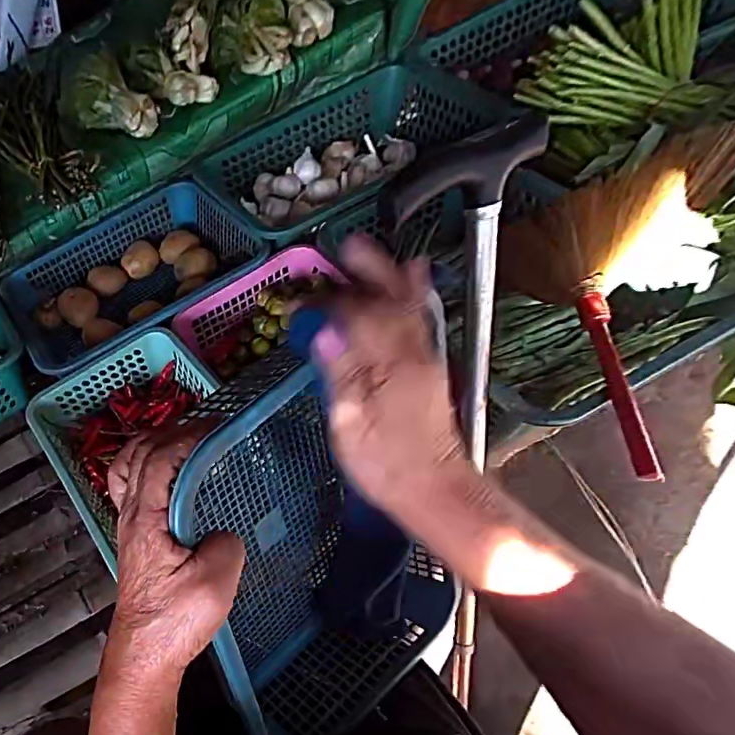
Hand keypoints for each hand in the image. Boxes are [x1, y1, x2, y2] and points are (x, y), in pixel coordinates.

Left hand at [101, 425, 244, 682]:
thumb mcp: (214, 582)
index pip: (158, 460)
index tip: (216, 428)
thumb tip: (223, 532)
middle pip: (138, 454)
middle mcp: (130, 515)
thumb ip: (225, 545)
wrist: (145, 649)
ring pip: (128, 468)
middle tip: (206, 429)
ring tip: (186, 442)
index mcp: (145, 519)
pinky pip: (131, 488)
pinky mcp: (134, 537)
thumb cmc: (173, 620)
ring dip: (154, 446)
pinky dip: (146, 468)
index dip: (186, 437)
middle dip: (171, 433)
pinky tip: (167, 474)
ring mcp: (128, 525)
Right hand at [308, 236, 468, 507]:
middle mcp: (413, 356)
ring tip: (373, 255)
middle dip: (369, 269)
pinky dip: (414, 297)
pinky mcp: (429, 371)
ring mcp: (425, 361)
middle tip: (347, 245)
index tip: (301, 299)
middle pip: (391, 299)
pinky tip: (414, 284)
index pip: (356, 317)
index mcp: (388, 367)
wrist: (433, 489)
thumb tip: (323, 332)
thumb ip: (339, 373)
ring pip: (409, 307)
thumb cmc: (386, 465)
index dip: (327, 302)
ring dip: (390, 276)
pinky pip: (421, 322)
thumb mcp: (350, 424)